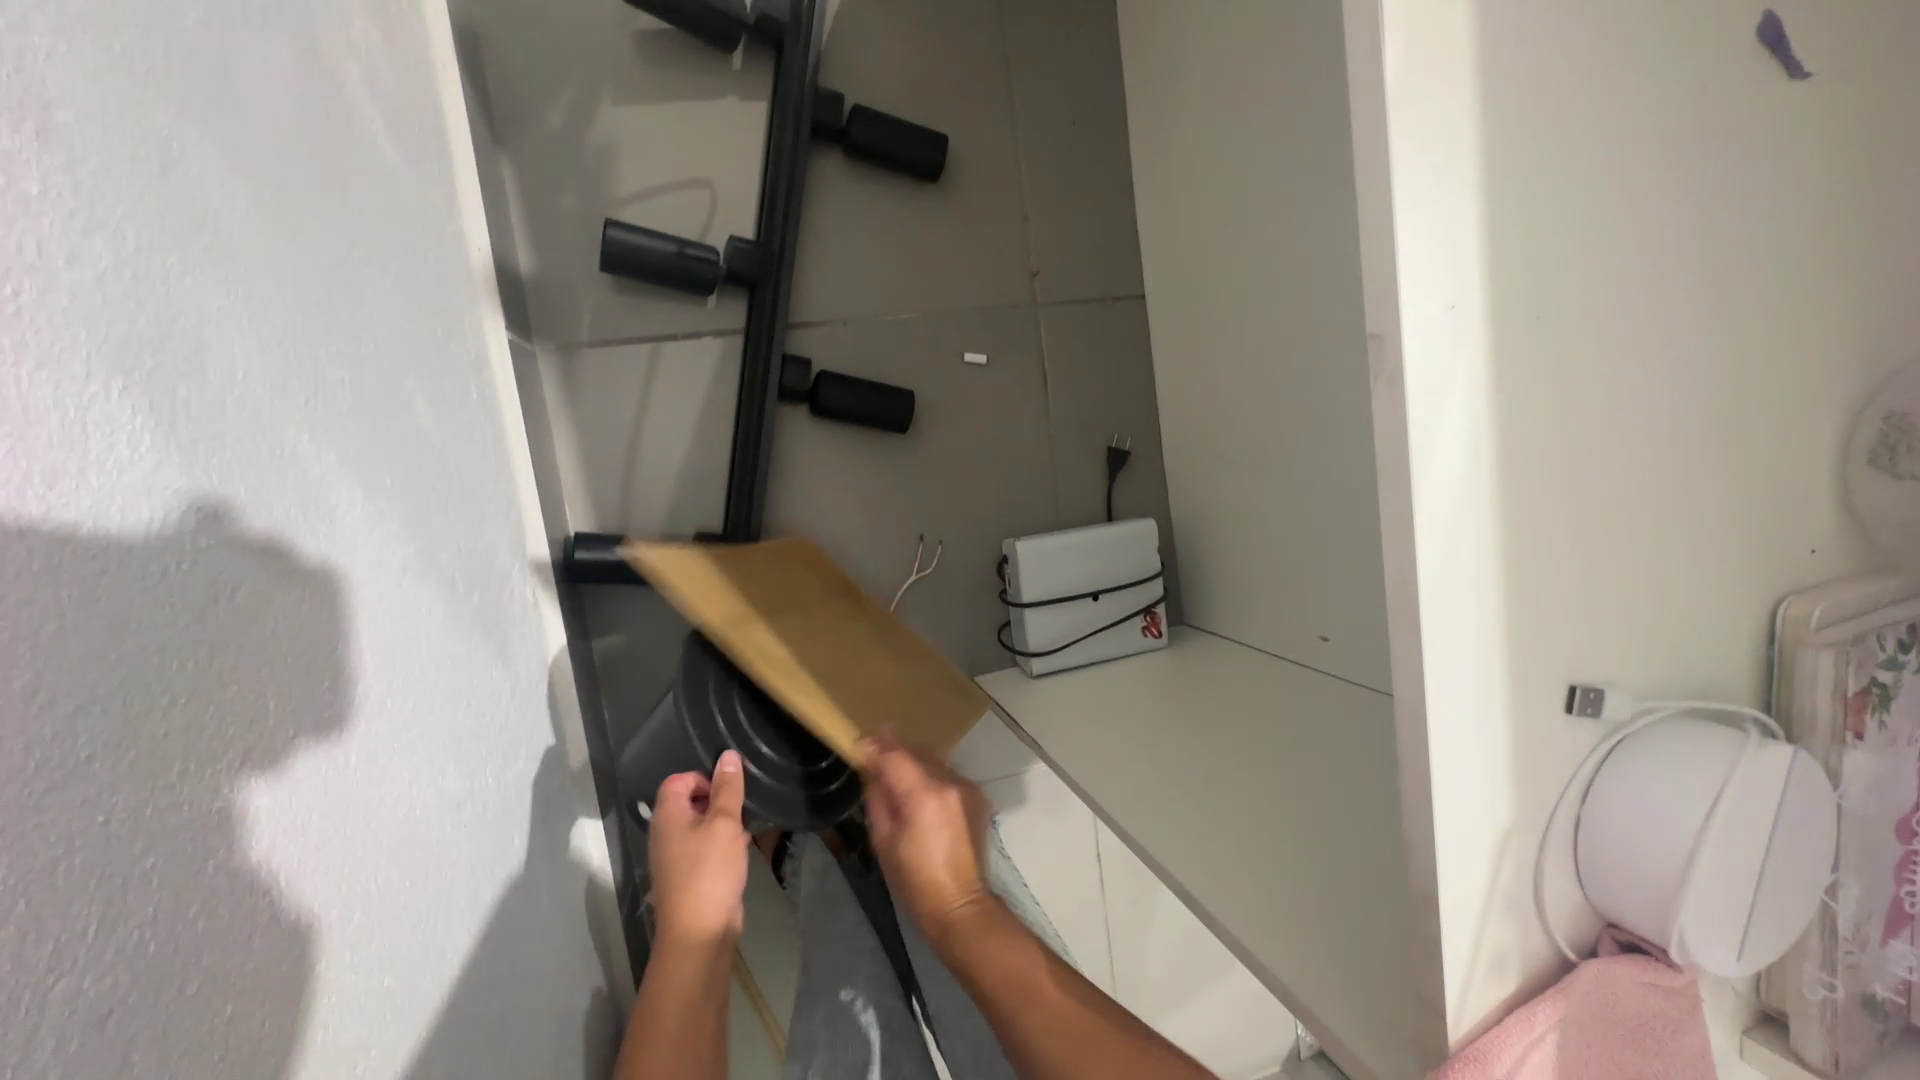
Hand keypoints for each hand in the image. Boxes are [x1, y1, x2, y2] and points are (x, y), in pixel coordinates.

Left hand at [649, 749, 749, 945]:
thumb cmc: (709, 871)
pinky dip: (723, 843)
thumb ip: (727, 789)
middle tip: (742, 808)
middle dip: (718, 800)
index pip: (679, 779)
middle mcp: (666, 833)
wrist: (699, 932)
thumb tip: (728, 756)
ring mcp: (676, 855)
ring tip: (746, 827)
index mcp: (667, 816)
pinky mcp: (690, 874)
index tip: (728, 791)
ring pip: (701, 825)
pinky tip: (743, 850)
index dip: (704, 778)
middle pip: (690, 801)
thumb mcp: (724, 824)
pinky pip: (706, 847)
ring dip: (724, 823)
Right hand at [861, 730, 996, 945]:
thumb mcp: (882, 839)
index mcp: (923, 795)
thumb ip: (878, 796)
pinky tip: (924, 797)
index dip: (876, 744)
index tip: (861, 742)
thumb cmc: (913, 879)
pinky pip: (949, 775)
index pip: (896, 754)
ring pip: (935, 760)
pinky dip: (934, 778)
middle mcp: (949, 783)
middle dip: (896, 752)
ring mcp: (968, 788)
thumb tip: (874, 770)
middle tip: (877, 761)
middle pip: (918, 751)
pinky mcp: (978, 796)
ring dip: (916, 764)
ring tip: (900, 781)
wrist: (959, 903)